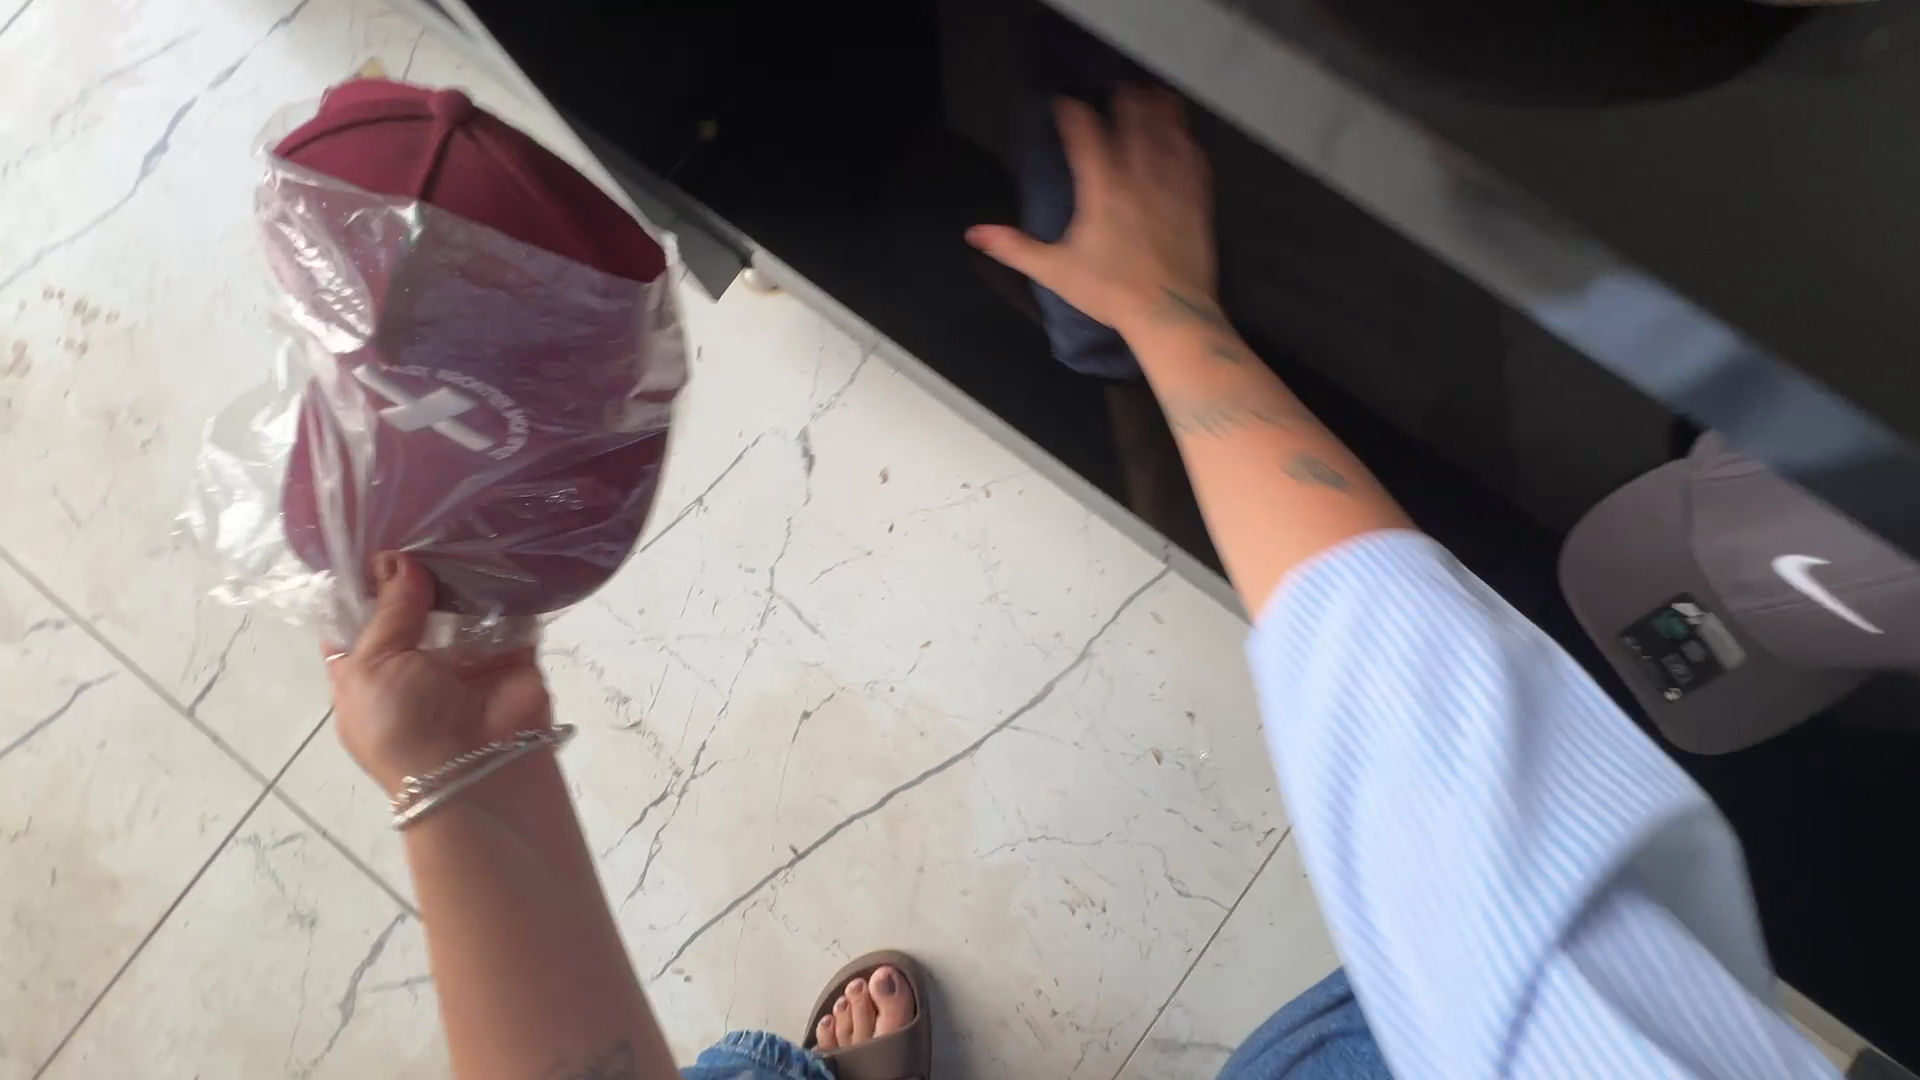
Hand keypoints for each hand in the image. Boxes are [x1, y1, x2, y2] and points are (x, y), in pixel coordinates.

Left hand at [324, 552, 552, 793]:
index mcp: (369, 668)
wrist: (476, 766)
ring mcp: (468, 656)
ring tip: (468, 532)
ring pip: (466, 606)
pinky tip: (508, 556)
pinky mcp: (514, 653)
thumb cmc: (403, 723)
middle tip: (429, 525)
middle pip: (417, 605)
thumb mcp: (373, 667)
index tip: (376, 537)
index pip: (361, 616)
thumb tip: (398, 559)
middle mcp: (417, 659)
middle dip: (421, 572)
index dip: (366, 581)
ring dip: (467, 577)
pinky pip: (514, 615)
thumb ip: (390, 611)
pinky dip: (513, 590)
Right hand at [967, 86, 1216, 338]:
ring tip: (1146, 100)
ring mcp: (1173, 180)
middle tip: (1110, 96)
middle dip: (1119, 100)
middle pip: (1131, 114)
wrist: (1168, 311)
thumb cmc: (1109, 292)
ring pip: (1166, 125)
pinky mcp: (1198, 194)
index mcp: (1102, 187)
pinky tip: (1179, 135)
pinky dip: (1183, 136)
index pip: (1084, 130)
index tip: (1063, 105)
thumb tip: (976, 234)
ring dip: (1155, 108)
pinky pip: (1193, 152)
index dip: (1071, 110)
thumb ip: (1015, 248)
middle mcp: (1139, 172)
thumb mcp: (1055, 272)